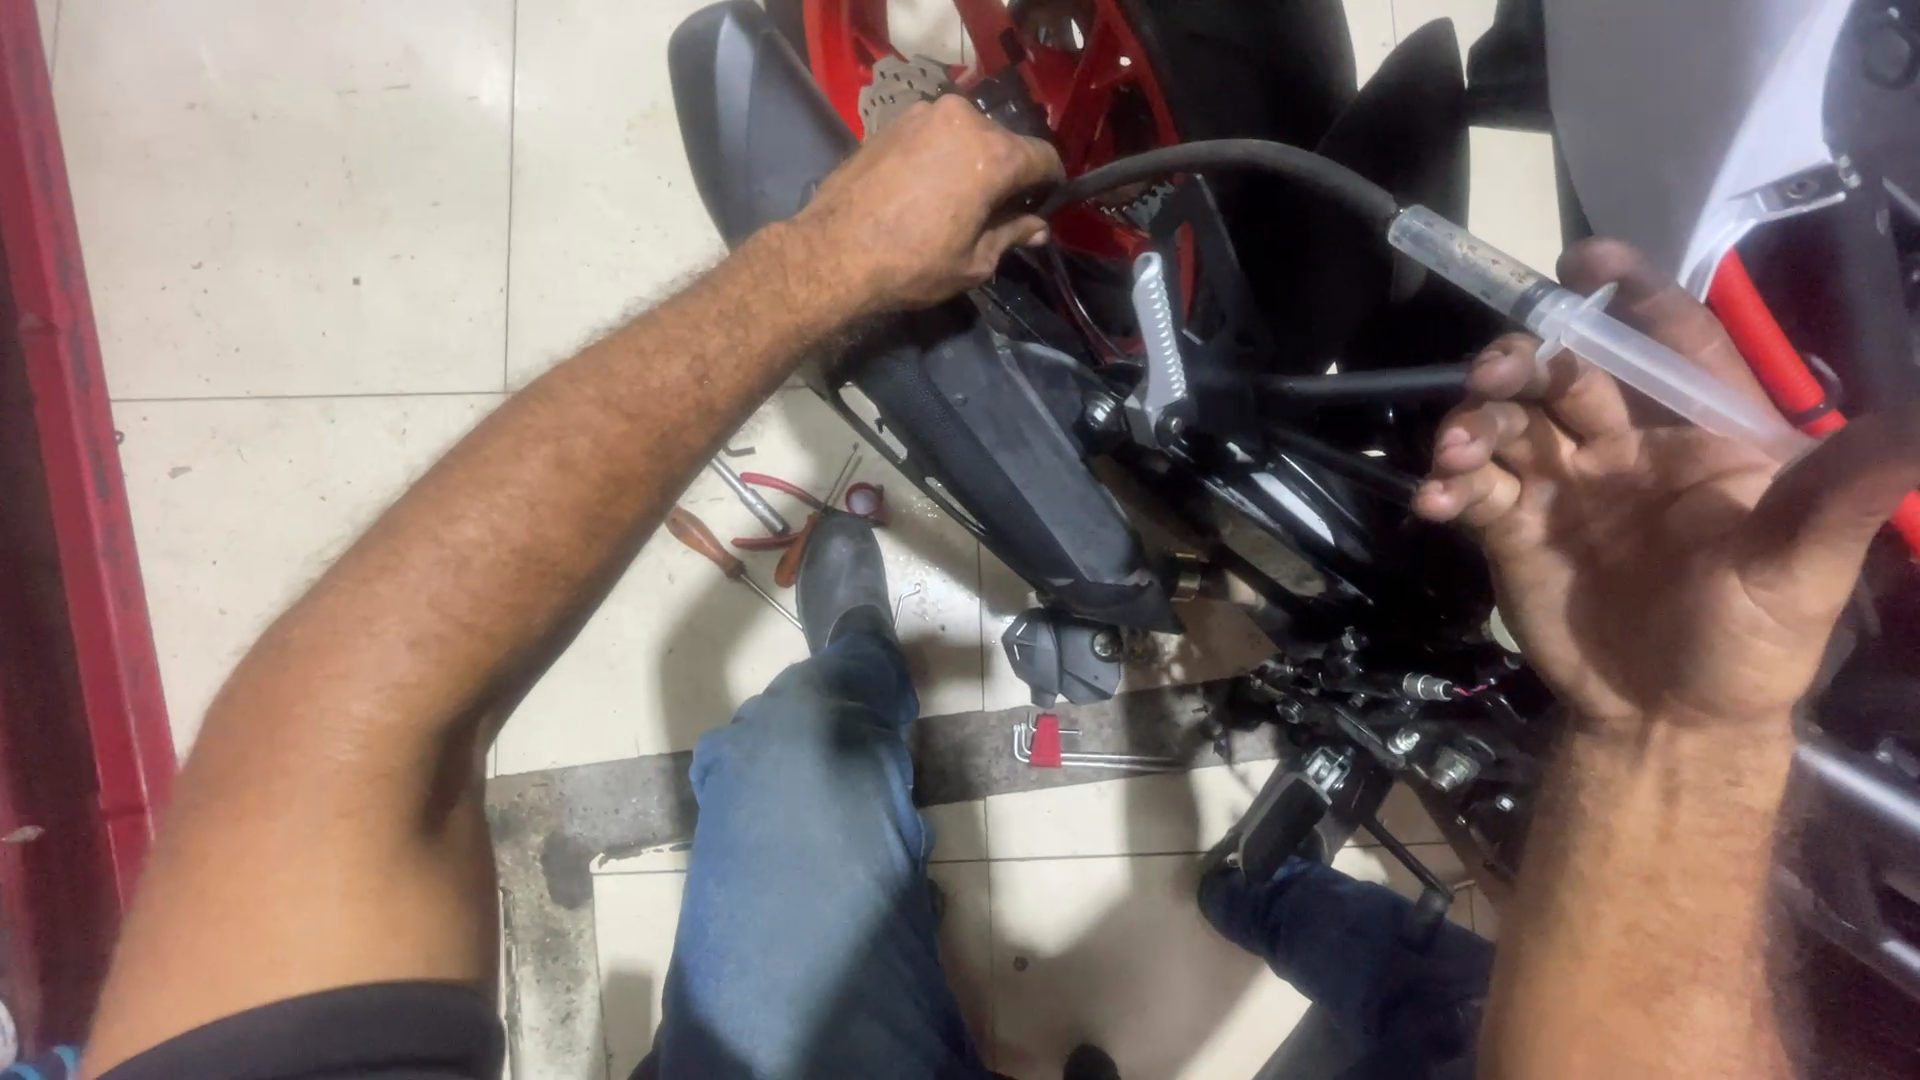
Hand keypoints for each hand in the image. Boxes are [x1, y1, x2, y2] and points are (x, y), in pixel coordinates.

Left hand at [791, 94, 1063, 313]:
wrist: (835, 252)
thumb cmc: (912, 265)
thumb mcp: (973, 262)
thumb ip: (1011, 236)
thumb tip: (1037, 228)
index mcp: (992, 155)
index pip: (1043, 158)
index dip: (1049, 184)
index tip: (1043, 205)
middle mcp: (963, 119)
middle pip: (1004, 143)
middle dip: (1007, 174)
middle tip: (996, 211)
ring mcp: (924, 114)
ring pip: (968, 136)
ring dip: (972, 163)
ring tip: (956, 202)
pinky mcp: (894, 120)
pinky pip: (935, 135)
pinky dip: (941, 156)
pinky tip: (927, 190)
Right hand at [1415, 240, 1919, 726]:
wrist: (1659, 713)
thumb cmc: (1749, 639)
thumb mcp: (1804, 568)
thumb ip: (1841, 487)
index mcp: (1701, 439)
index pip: (1669, 347)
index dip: (1632, 297)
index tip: (1583, 260)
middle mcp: (1622, 450)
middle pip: (1563, 380)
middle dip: (1524, 363)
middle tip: (1492, 372)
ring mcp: (1558, 489)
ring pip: (1505, 429)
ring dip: (1472, 426)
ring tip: (1455, 453)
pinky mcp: (1505, 529)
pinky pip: (1470, 492)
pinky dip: (1446, 489)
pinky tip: (1436, 502)